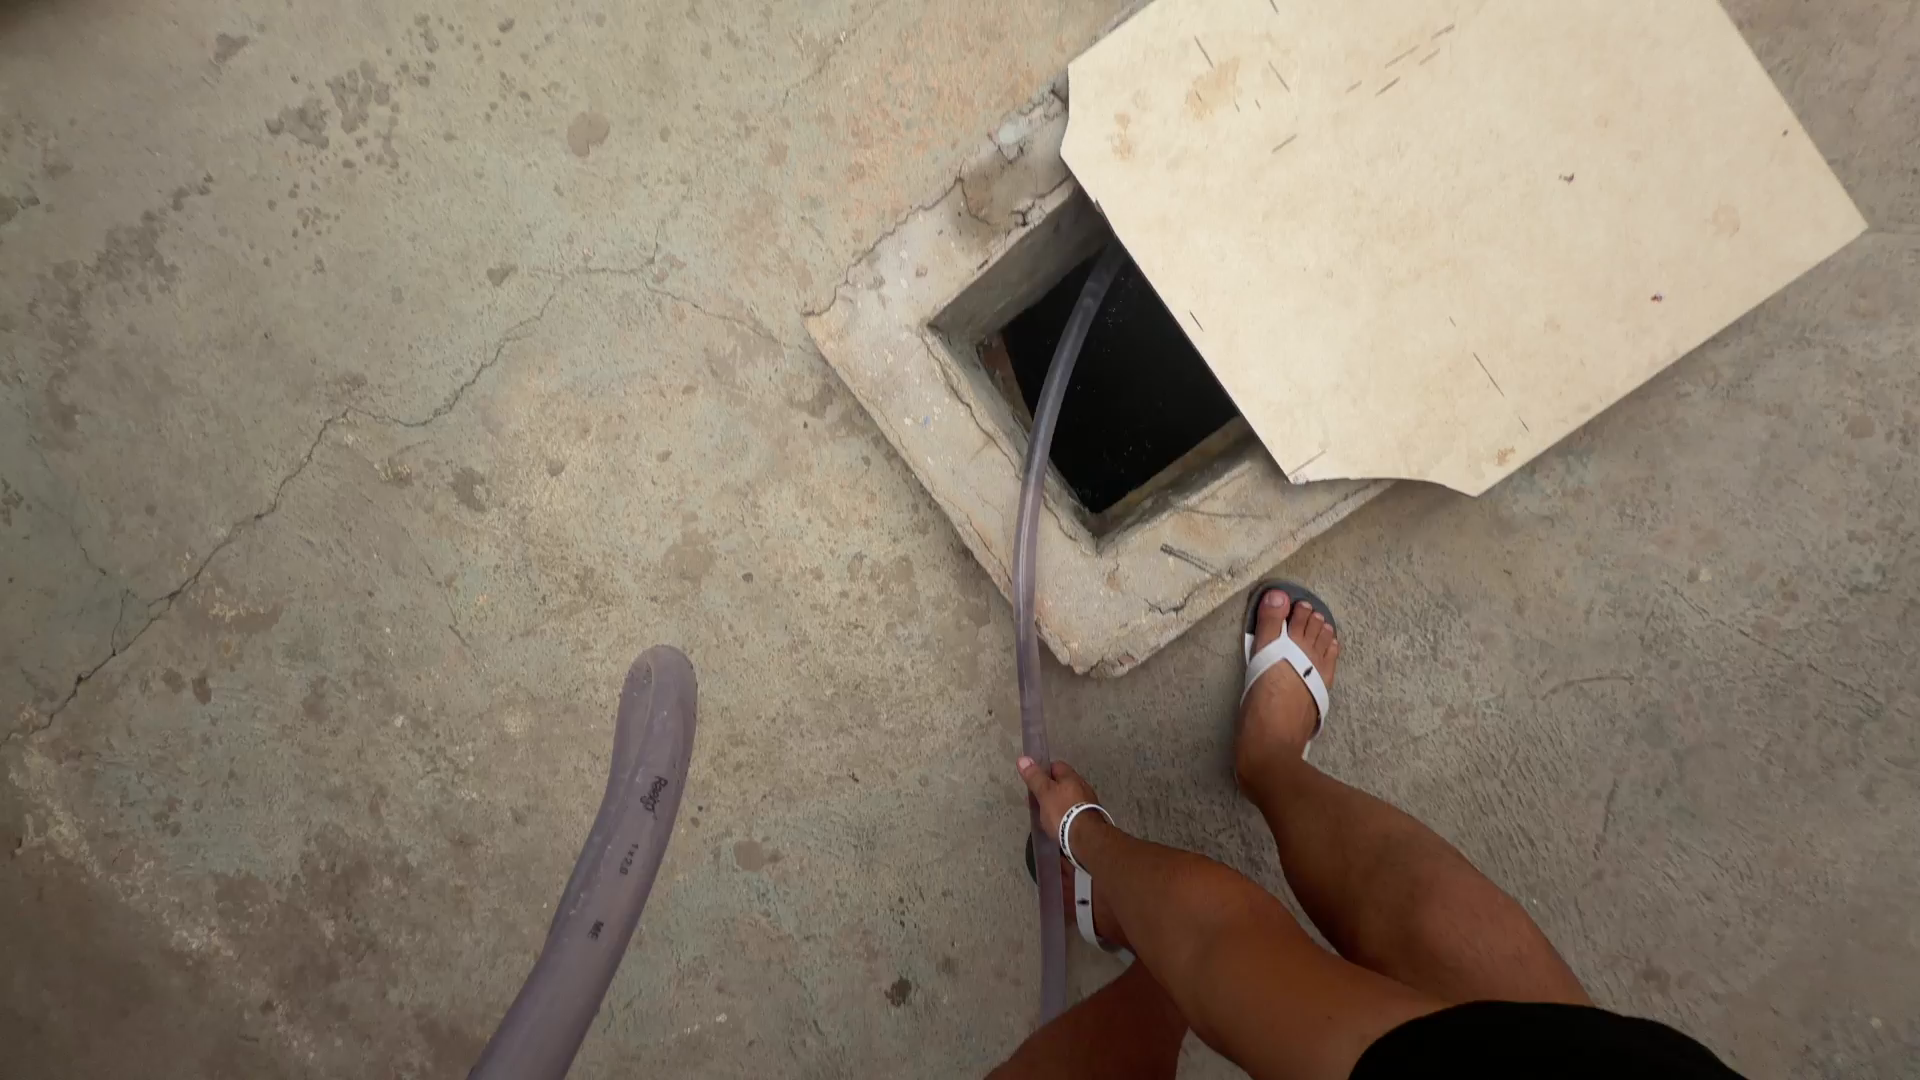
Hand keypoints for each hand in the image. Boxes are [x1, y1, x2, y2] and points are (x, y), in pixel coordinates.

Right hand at [1015, 756, 1100, 842]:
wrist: (1087, 838)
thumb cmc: (1062, 811)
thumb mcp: (1044, 793)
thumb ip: (1034, 777)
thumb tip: (1023, 759)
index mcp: (1071, 776)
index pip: (1056, 765)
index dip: (1043, 771)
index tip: (1033, 781)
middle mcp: (1082, 786)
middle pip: (1062, 783)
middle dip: (1049, 791)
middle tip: (1036, 802)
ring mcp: (1087, 803)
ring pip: (1068, 799)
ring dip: (1057, 804)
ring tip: (1045, 816)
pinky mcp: (1090, 819)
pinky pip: (1073, 813)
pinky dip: (1064, 816)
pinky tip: (1058, 825)